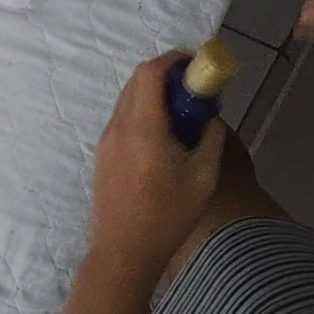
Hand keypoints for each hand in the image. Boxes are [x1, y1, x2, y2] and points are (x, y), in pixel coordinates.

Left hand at [89, 54, 226, 278]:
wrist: (123, 253)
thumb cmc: (166, 218)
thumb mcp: (203, 179)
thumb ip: (210, 138)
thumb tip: (211, 117)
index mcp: (143, 129)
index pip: (150, 73)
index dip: (173, 59)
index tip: (195, 64)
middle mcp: (119, 127)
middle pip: (138, 79)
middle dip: (166, 74)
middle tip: (193, 89)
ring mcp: (106, 139)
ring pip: (128, 97)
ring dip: (154, 92)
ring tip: (181, 114)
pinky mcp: (102, 152)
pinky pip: (123, 116)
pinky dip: (143, 110)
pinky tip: (163, 135)